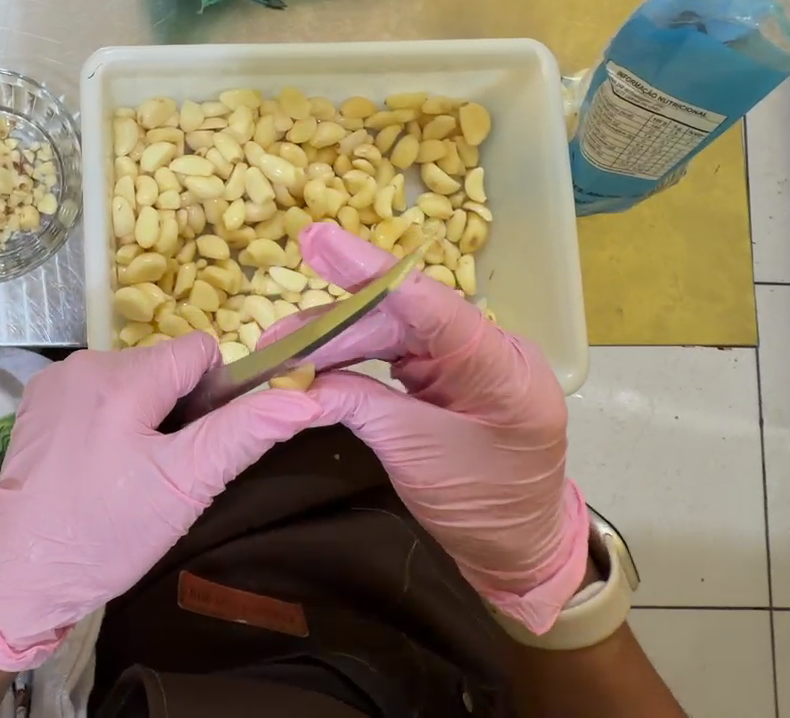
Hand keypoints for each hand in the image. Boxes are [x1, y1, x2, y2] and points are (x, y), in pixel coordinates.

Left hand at [0, 333, 329, 670]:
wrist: (18, 575)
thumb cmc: (106, 534)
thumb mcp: (184, 488)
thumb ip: (241, 434)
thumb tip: (303, 398)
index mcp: (124, 375)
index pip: (198, 350)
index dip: (213, 393)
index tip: (195, 443)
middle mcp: (86, 361)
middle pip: (162, 364)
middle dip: (174, 407)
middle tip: (158, 469)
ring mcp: (54, 378)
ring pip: (130, 378)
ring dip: (140, 412)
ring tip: (123, 471)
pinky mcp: (35, 399)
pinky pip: (93, 389)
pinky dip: (106, 416)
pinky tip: (93, 463)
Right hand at [265, 223, 589, 634]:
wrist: (514, 548)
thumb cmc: (482, 506)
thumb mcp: (416, 456)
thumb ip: (359, 404)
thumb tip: (296, 377)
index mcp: (504, 370)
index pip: (433, 307)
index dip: (373, 272)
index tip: (320, 241)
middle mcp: (486, 349)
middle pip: (399, 317)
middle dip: (334, 324)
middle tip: (274, 336)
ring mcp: (462, 357)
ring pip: (387, 329)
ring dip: (332, 339)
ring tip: (278, 348)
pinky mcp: (442, 369)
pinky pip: (388, 349)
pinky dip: (347, 354)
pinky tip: (311, 354)